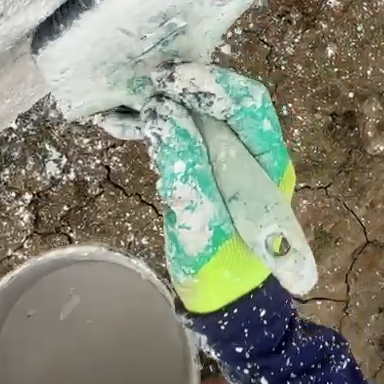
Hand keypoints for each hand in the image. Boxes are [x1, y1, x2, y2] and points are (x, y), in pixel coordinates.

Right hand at [99, 64, 302, 312]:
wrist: (223, 303)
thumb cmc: (221, 272)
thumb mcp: (202, 226)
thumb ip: (187, 169)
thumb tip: (165, 111)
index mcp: (268, 164)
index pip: (248, 105)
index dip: (212, 85)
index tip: (170, 80)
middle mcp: (250, 153)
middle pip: (218, 103)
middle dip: (181, 88)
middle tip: (141, 84)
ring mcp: (225, 158)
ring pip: (193, 114)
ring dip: (160, 105)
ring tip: (121, 103)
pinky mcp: (201, 166)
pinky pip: (177, 135)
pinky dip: (149, 128)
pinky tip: (115, 122)